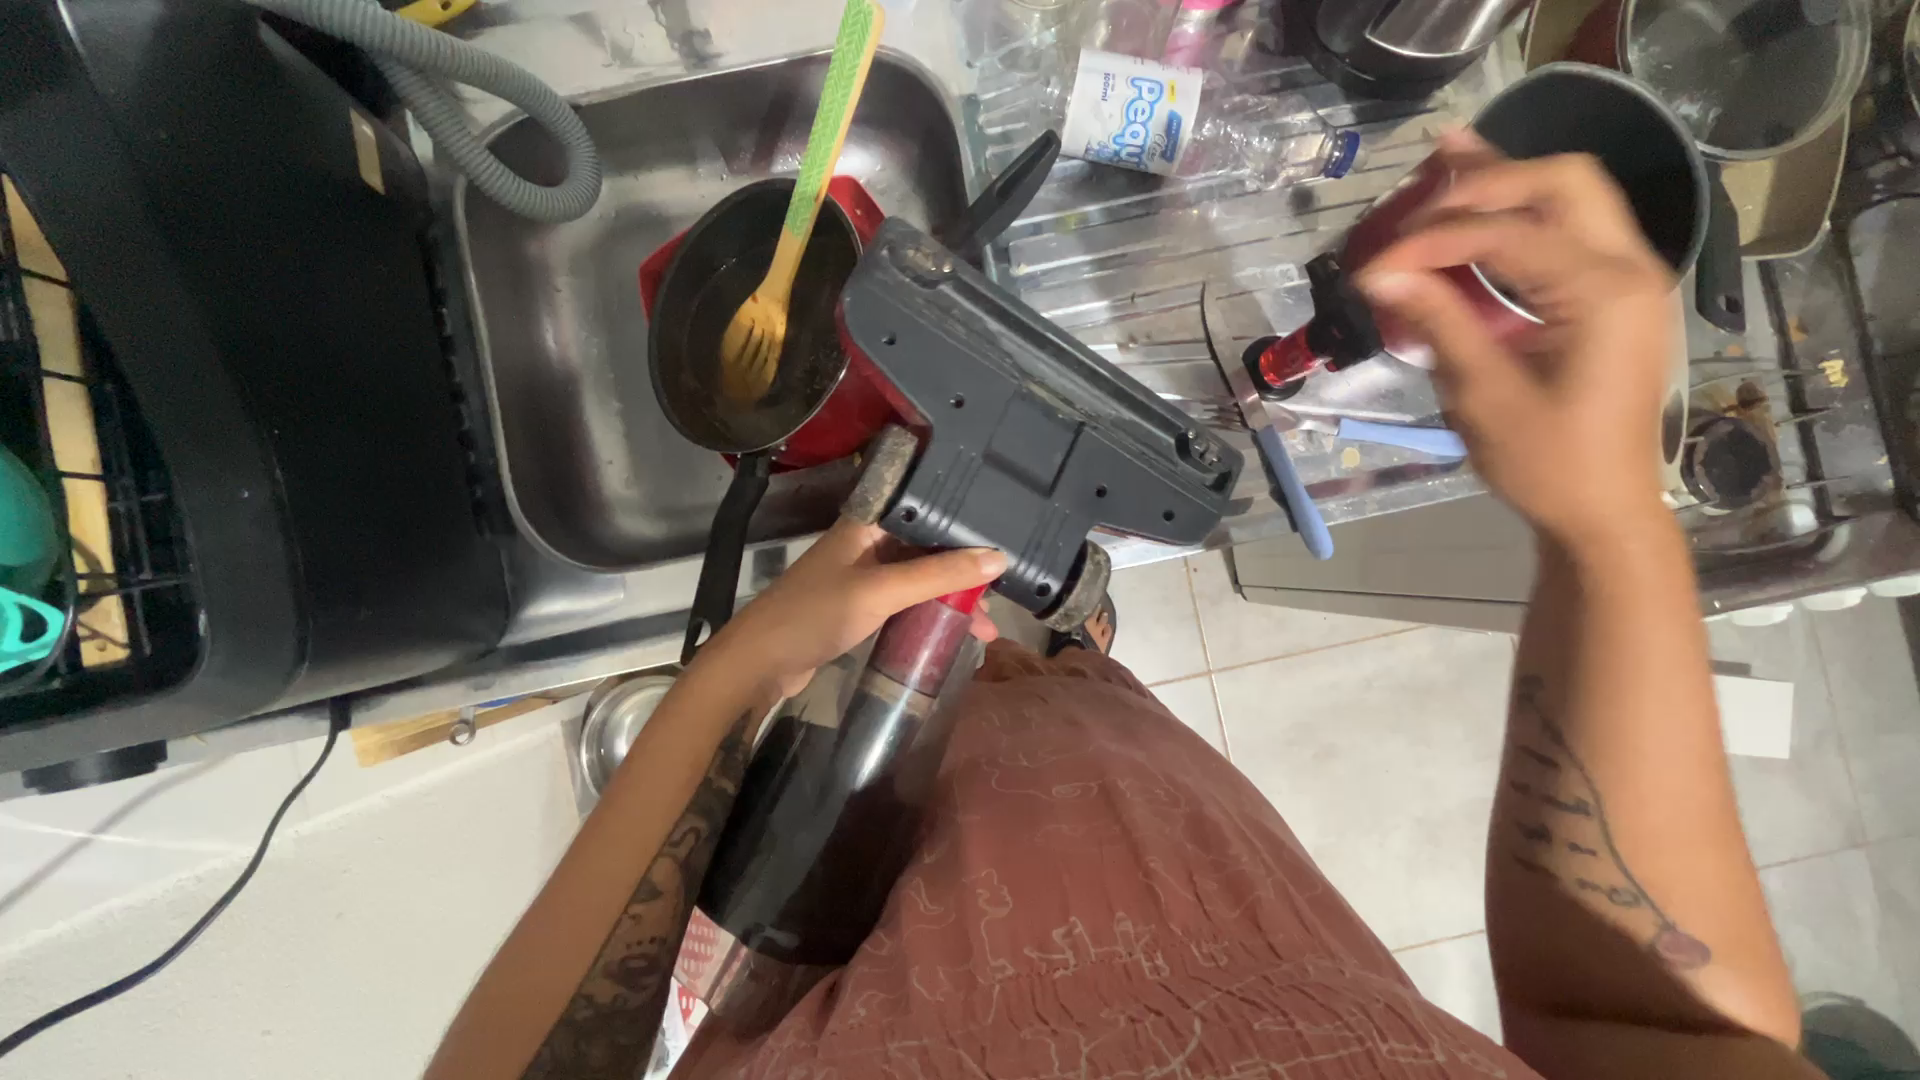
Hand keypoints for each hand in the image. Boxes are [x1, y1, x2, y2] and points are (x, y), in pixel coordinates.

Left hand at [700, 517, 1005, 697]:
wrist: (759, 663)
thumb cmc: (816, 615)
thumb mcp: (882, 591)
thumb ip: (938, 575)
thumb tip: (998, 558)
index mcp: (869, 522)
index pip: (926, 509)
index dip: (965, 525)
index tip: (1004, 542)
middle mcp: (868, 542)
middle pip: (927, 547)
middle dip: (964, 572)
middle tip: (999, 599)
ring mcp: (863, 574)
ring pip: (919, 577)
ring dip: (951, 597)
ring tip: (985, 629)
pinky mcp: (860, 604)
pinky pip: (906, 600)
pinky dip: (930, 612)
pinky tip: (953, 632)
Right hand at [1355, 131, 1680, 548]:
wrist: (1601, 506)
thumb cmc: (1544, 461)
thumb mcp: (1482, 395)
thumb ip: (1438, 323)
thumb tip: (1379, 277)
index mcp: (1603, 293)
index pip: (1506, 235)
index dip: (1430, 242)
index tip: (1370, 269)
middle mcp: (1626, 266)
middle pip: (1559, 183)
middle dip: (1480, 184)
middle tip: (1412, 204)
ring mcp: (1624, 276)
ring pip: (1567, 195)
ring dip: (1501, 183)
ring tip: (1439, 162)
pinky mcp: (1606, 293)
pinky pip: (1566, 229)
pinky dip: (1517, 210)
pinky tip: (1476, 195)